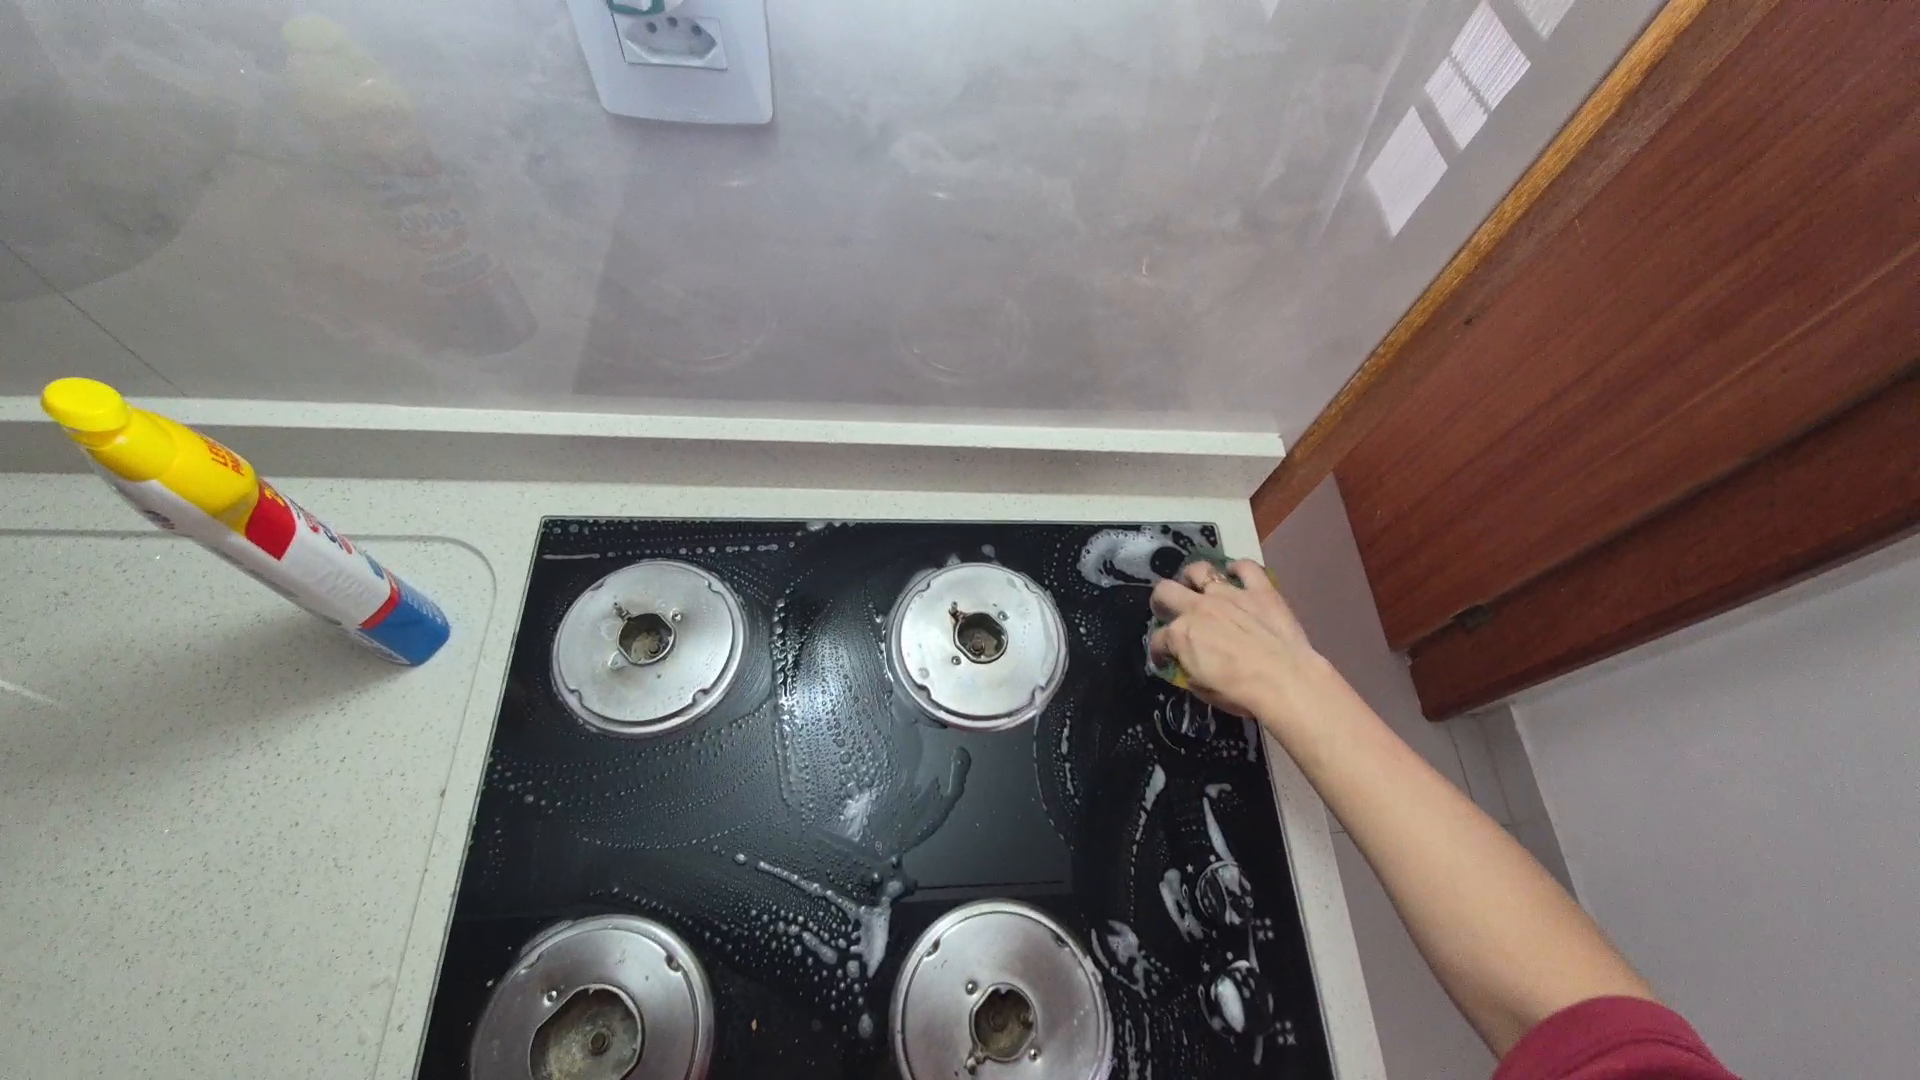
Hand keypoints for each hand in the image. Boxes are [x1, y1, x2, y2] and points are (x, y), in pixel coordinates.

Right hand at [1148, 559, 1321, 724]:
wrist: (1286, 682)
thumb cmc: (1242, 693)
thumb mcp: (1202, 689)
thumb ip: (1188, 668)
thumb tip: (1186, 662)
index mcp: (1181, 635)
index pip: (1158, 640)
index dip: (1159, 650)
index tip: (1165, 657)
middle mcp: (1198, 608)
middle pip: (1165, 591)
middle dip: (1161, 601)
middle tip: (1169, 610)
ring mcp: (1229, 594)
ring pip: (1199, 570)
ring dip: (1193, 579)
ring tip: (1198, 588)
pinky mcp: (1259, 589)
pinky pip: (1246, 567)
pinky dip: (1238, 569)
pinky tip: (1237, 575)